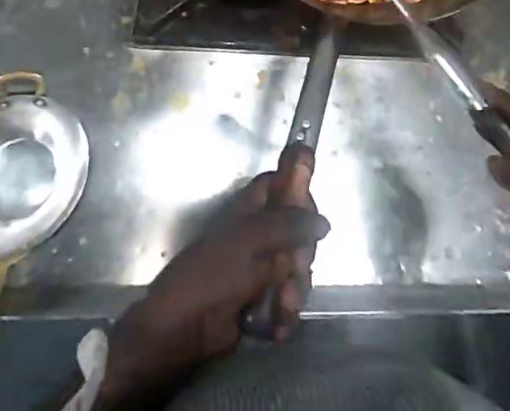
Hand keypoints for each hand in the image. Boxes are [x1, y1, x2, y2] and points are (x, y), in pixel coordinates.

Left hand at [99, 158, 329, 409]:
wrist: (185, 327)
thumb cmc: (213, 273)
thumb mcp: (252, 240)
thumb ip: (289, 224)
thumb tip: (324, 222)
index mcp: (249, 210)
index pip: (279, 183)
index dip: (298, 191)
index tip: (310, 212)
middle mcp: (258, 234)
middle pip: (298, 231)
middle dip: (301, 254)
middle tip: (293, 267)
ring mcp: (261, 268)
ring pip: (297, 270)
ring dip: (294, 290)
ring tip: (282, 305)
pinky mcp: (263, 299)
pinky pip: (289, 300)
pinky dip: (284, 313)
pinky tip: (277, 324)